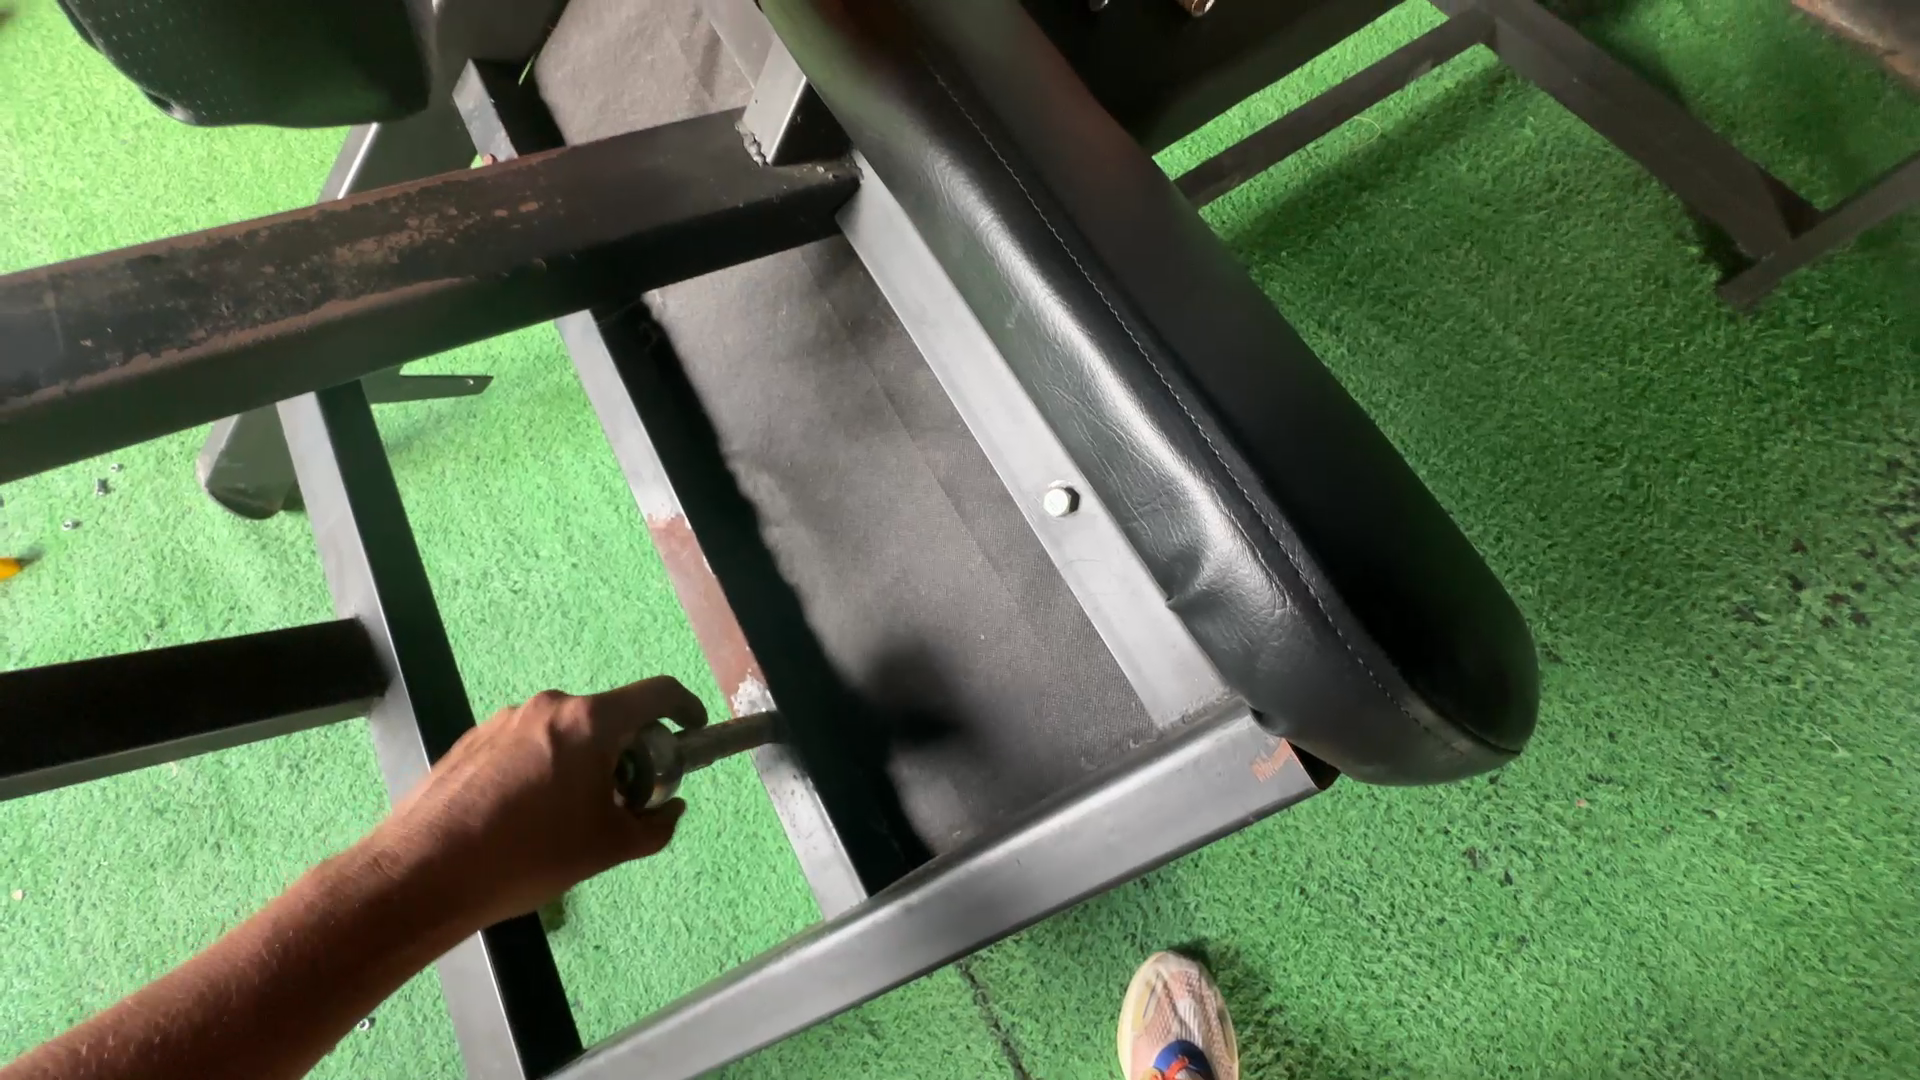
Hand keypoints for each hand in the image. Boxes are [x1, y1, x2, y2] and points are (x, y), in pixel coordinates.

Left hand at [365, 676, 706, 927]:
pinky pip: (530, 742)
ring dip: (586, 760)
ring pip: (569, 731)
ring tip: (570, 813)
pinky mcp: (473, 739)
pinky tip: (526, 814)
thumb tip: (670, 809)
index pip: (658, 693)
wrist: (418, 878)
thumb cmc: (527, 856)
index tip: (692, 730)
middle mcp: (551, 706)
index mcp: (591, 722)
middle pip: (611, 716)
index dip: (686, 708)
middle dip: (630, 750)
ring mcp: (507, 719)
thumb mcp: (608, 848)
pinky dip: (546, 766)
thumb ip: (655, 826)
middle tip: (626, 796)